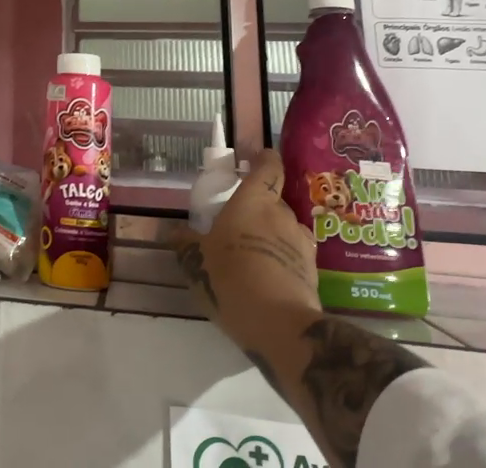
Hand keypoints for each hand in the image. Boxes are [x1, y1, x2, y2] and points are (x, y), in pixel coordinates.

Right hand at [173, 151, 429, 467]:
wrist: (280, 326)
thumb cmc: (231, 279)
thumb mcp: (196, 261)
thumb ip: (185, 243)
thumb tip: (173, 232)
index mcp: (253, 201)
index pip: (268, 166)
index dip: (263, 159)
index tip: (253, 159)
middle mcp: (282, 214)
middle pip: (273, 201)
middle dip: (258, 209)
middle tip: (236, 225)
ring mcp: (301, 243)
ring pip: (285, 229)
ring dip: (271, 235)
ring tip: (251, 255)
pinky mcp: (312, 271)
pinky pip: (293, 255)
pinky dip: (281, 260)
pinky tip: (265, 279)